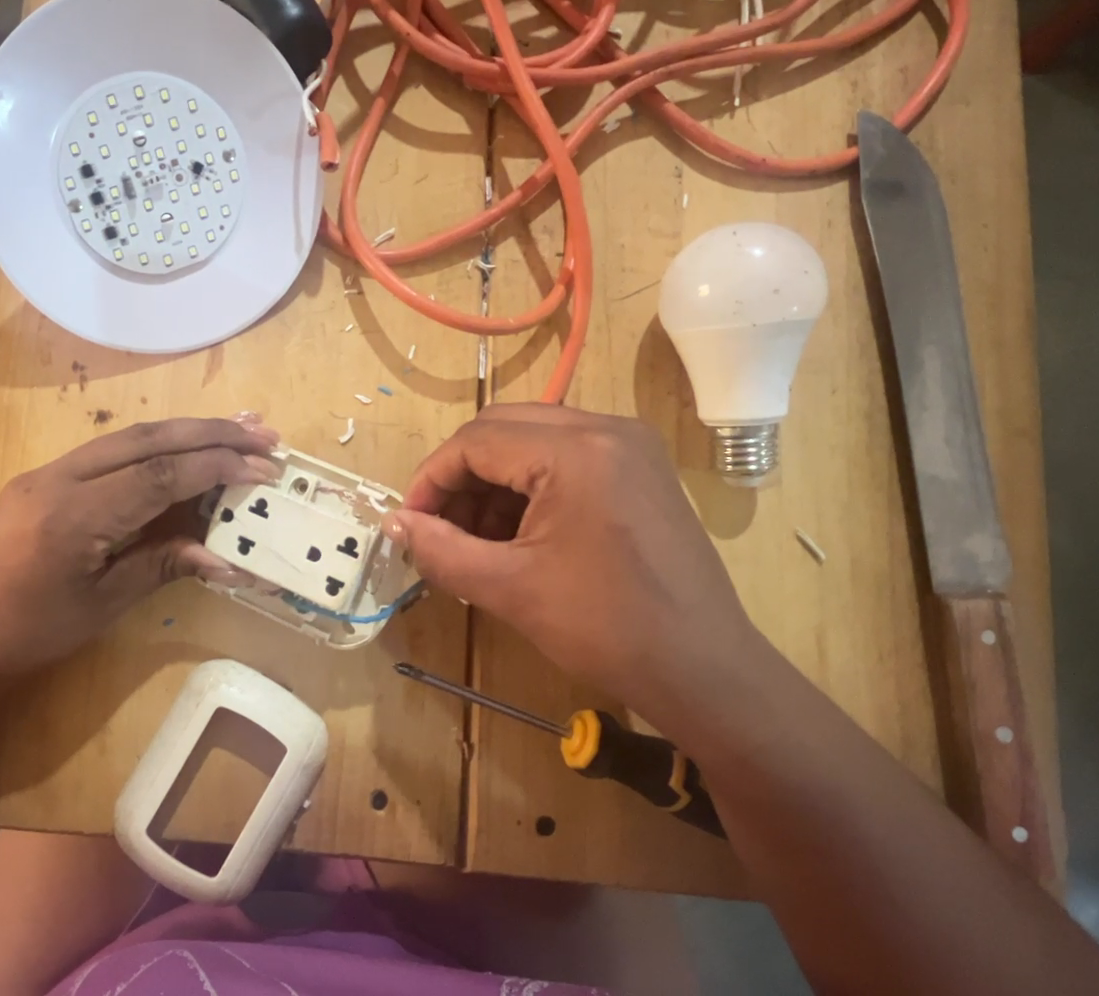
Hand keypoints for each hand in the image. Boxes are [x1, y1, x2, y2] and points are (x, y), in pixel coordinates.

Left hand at [0, 415, 278, 694]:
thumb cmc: (29, 636)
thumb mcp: (103, 605)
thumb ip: (162, 566)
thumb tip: (225, 558)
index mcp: (74, 514)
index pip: (160, 474)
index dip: (217, 466)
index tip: (265, 467)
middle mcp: (58, 478)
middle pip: (147, 439)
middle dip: (210, 432)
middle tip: (263, 431)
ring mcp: (45, 474)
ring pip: (126, 438)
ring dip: (183, 432)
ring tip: (234, 429)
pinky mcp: (40, 480)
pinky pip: (106, 452)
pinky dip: (151, 447)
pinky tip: (178, 448)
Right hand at [386, 404, 764, 708]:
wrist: (703, 670)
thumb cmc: (604, 628)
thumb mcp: (507, 589)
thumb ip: (439, 549)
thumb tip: (395, 525)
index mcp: (576, 451)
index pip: (475, 441)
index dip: (431, 480)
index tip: (410, 525)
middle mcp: (607, 428)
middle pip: (502, 429)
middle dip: (461, 477)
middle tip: (440, 529)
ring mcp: (631, 446)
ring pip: (533, 440)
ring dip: (493, 482)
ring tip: (477, 540)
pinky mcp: (642, 469)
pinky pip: (566, 457)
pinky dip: (530, 487)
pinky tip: (519, 535)